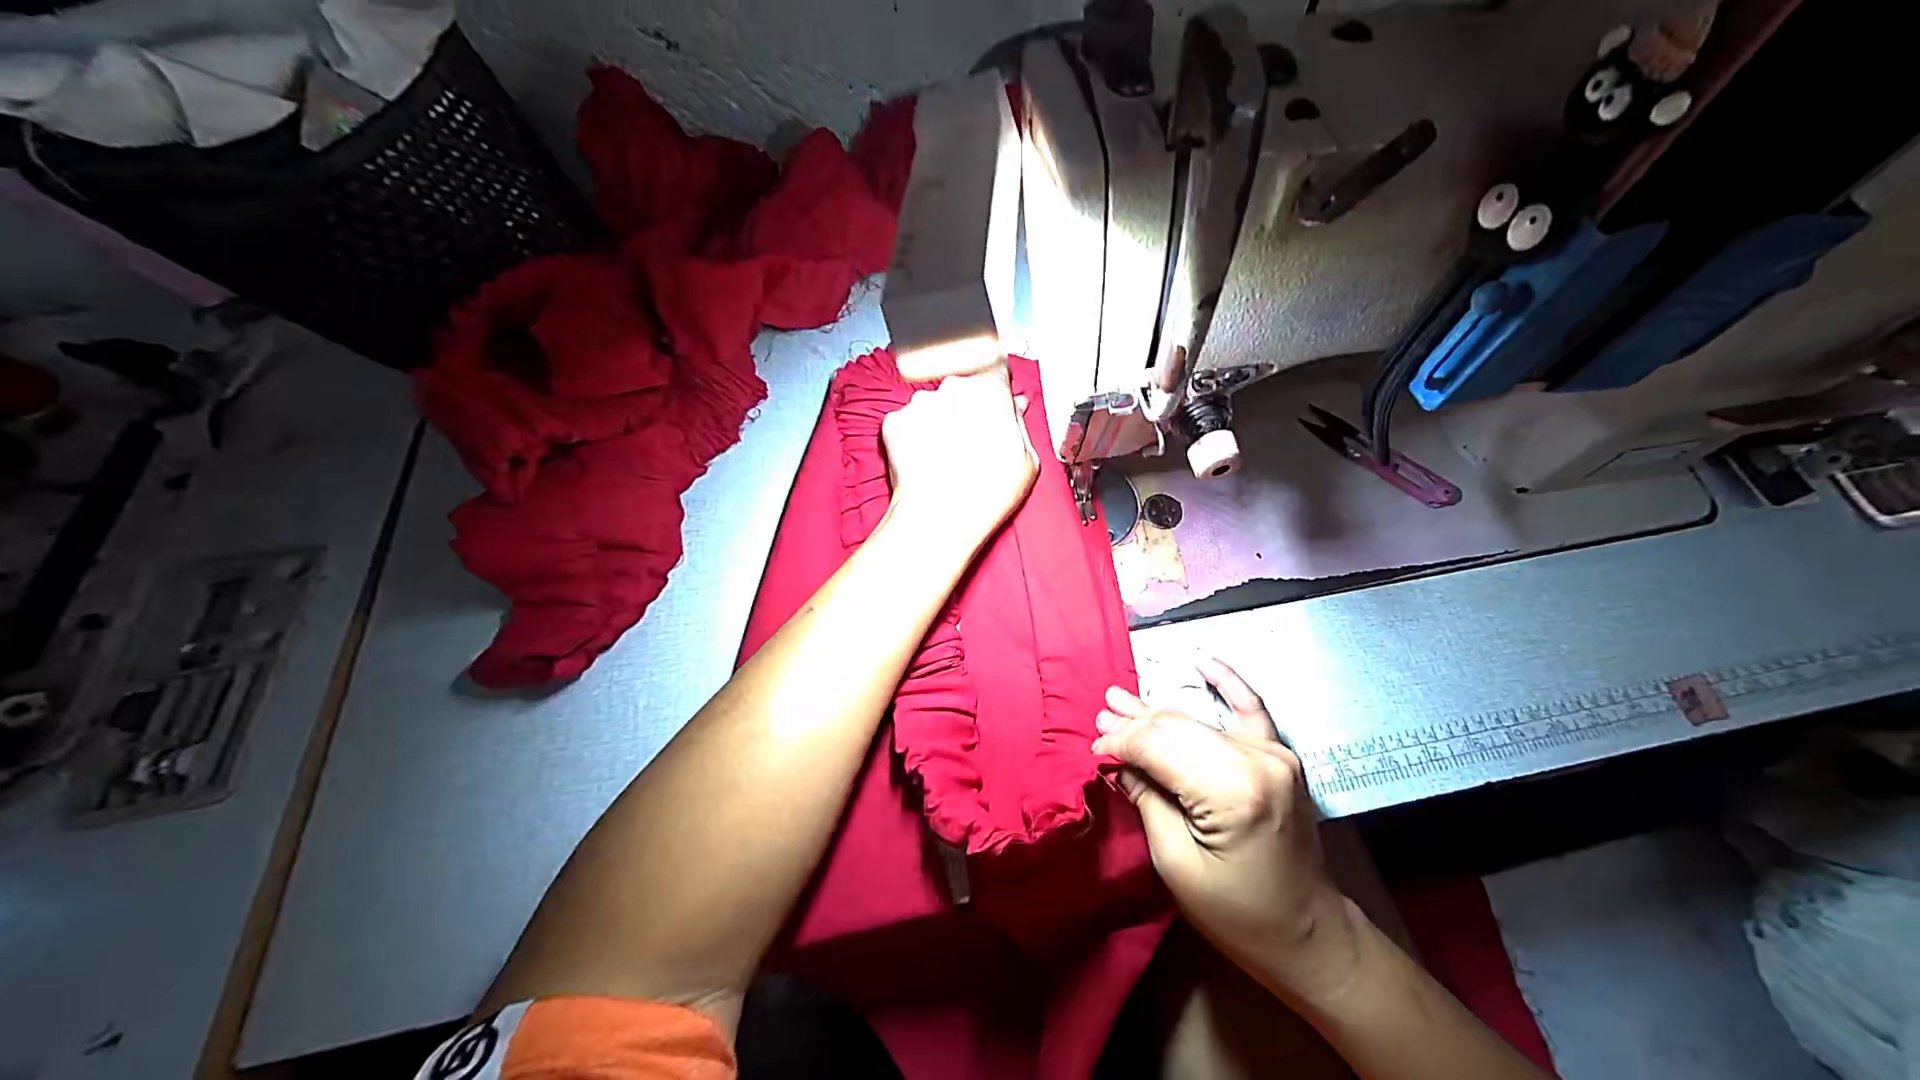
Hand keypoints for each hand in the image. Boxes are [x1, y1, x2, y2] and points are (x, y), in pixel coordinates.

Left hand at [880, 365, 1038, 549]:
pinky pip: (908, 422)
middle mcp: (953, 387)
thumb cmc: (987, 493)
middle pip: (962, 387)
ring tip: (947, 457)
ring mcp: (920, 403)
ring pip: (932, 404)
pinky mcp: (894, 421)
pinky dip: (914, 437)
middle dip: (967, 406)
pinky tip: (926, 460)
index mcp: (991, 389)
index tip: (995, 392)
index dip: (995, 379)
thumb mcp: (1027, 460)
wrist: (940, 518)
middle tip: (973, 439)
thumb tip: (1014, 407)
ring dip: (939, 421)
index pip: (995, 365)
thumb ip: (1020, 423)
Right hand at [1093, 658, 1360, 998]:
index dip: (1122, 743)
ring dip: (1159, 712)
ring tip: (1120, 700)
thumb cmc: (1237, 911)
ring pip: (1200, 721)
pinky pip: (1251, 708)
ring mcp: (1274, 753)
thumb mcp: (1176, 862)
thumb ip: (1148, 799)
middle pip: (1178, 728)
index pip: (1159, 746)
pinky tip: (1204, 662)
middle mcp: (1257, 760)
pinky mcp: (1281, 755)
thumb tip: (1120, 761)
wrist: (1307, 933)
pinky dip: (1228, 683)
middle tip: (1101, 718)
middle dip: (1135, 726)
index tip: (1096, 750)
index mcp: (1232, 790)